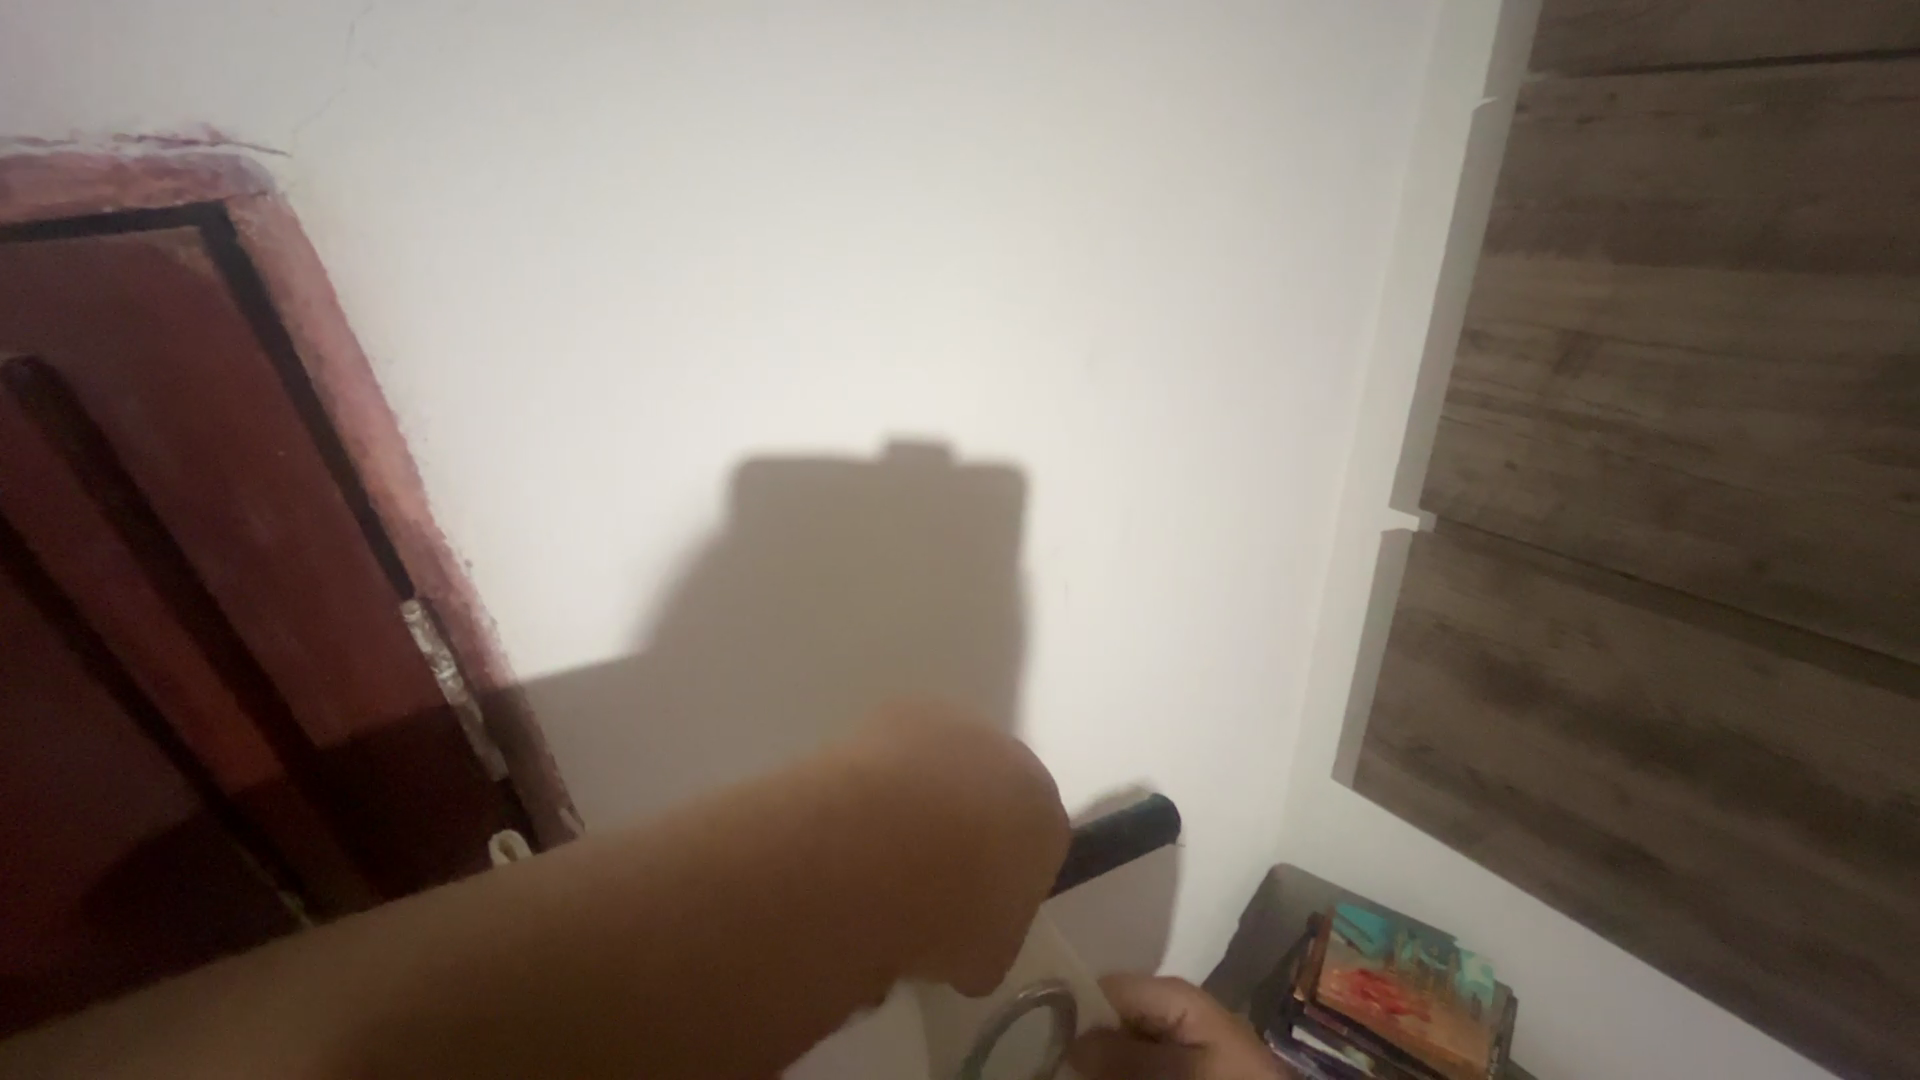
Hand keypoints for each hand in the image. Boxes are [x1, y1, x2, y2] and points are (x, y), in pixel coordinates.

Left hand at [837, 703, 1069, 994]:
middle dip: (966, 827)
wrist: (883, 847)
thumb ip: (986, 942)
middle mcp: (1010, 757)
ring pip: (943, 765)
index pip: (1036, 840)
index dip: (1003, 875)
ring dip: (923, 796)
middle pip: (991, 792)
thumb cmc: (949, 911)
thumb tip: (965, 947)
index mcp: (1045, 813)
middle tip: (923, 877)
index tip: (970, 906)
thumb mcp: (983, 958)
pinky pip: (898, 750)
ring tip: (878, 848)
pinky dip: (882, 777)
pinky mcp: (902, 709)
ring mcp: (956, 724)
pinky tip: (855, 815)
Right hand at [1071, 975, 1289, 1079]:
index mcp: (1172, 997)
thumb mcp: (1185, 1077)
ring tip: (1071, 1073)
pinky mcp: (1180, 1067)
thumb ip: (1129, 1059)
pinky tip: (1101, 1079)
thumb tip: (1072, 1042)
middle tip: (1052, 1066)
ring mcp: (1176, 1044)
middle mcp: (1169, 1012)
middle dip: (1085, 1045)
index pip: (1105, 987)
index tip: (1042, 1040)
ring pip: (1121, 1047)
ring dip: (1102, 1065)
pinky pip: (1141, 1064)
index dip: (1073, 1011)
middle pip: (1109, 1018)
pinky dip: (1122, 1072)